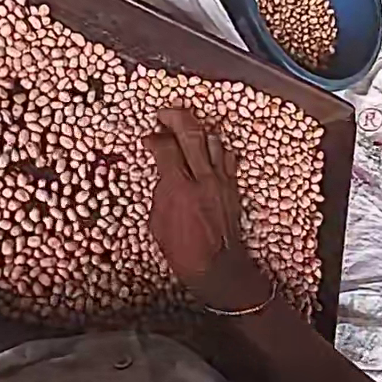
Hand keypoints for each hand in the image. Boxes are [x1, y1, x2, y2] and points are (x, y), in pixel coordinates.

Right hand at [141, 108, 271, 309]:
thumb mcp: (158, 222)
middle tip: (164, 115)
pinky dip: (216, 148)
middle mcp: (202, 178)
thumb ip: (161, 191)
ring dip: (197, 130)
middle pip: (190, 132)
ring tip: (185, 130)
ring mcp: (221, 180)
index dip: (154, 138)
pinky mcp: (232, 186)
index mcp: (179, 188)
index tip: (148, 139)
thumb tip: (163, 173)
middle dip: (175, 117)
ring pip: (212, 139)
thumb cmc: (185, 251)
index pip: (165, 147)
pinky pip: (227, 156)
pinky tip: (207, 150)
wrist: (218, 266)